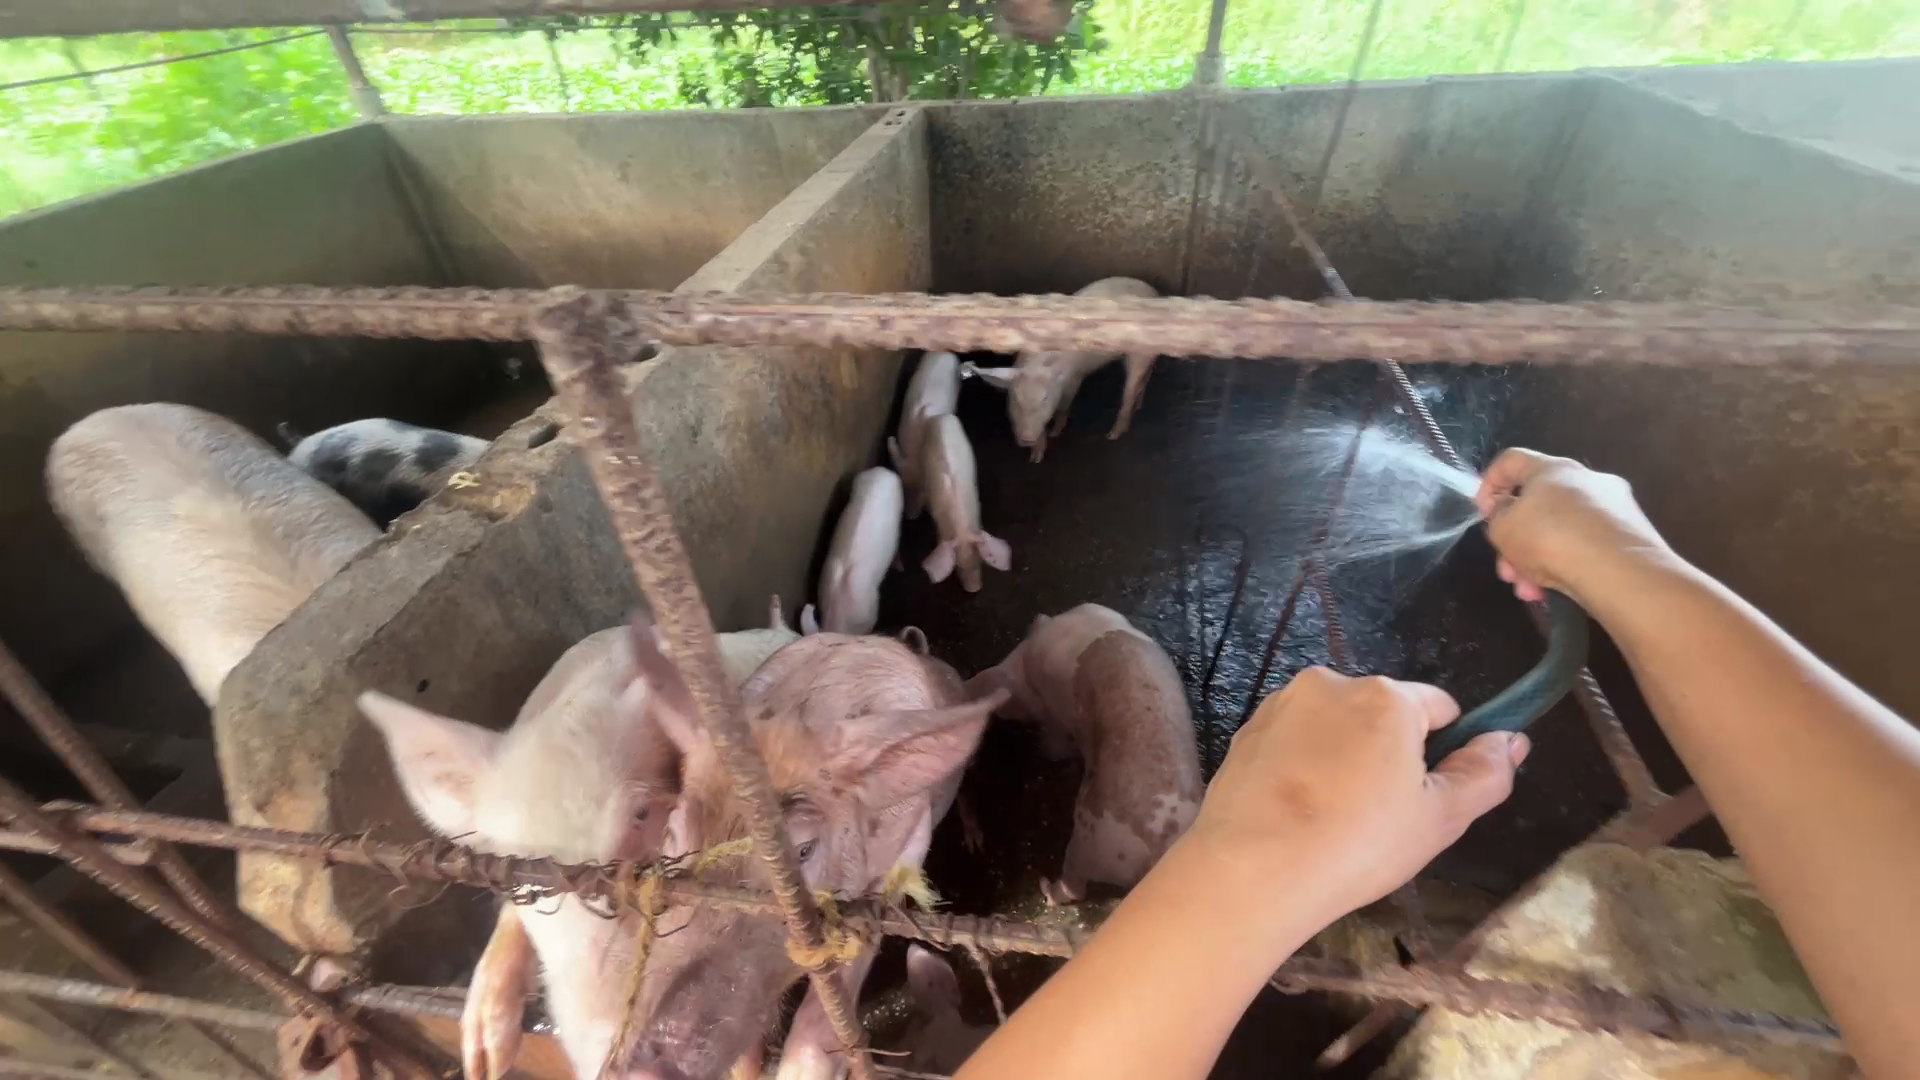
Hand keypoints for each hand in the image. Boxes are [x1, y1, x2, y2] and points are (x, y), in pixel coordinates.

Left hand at [1191, 669, 1526, 925]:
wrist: (1254, 861)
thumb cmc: (1360, 841)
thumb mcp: (1441, 816)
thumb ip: (1484, 772)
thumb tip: (1510, 739)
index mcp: (1382, 696)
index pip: (1437, 706)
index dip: (1443, 748)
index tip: (1424, 792)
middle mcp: (1327, 683)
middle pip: (1380, 711)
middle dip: (1388, 750)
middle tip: (1381, 809)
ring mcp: (1280, 702)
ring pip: (1334, 724)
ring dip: (1344, 753)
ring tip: (1336, 812)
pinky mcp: (1248, 727)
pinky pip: (1294, 737)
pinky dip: (1304, 760)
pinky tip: (1299, 805)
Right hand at [1476, 448, 1669, 606]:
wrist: (1620, 572)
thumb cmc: (1549, 538)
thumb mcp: (1501, 527)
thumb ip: (1497, 514)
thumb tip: (1509, 510)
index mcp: (1553, 469)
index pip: (1511, 460)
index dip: (1488, 483)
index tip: (1482, 512)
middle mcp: (1588, 481)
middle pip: (1536, 504)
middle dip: (1515, 538)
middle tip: (1504, 565)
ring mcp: (1615, 508)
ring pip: (1559, 530)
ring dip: (1535, 557)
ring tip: (1526, 588)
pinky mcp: (1631, 536)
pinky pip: (1584, 545)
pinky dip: (1563, 564)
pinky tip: (1550, 589)